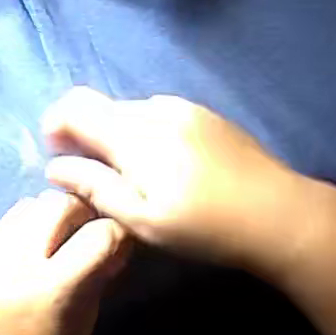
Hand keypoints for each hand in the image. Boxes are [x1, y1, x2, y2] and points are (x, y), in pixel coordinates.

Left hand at [0, 190, 128, 334]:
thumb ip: (94, 288)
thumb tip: (113, 251)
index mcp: (46, 293)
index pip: (98, 235)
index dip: (119, 236)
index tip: (123, 251)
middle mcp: (14, 262)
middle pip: (62, 204)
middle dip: (87, 214)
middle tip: (95, 240)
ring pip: (33, 203)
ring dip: (57, 215)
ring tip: (66, 243)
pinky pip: (10, 221)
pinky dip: (33, 225)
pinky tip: (40, 251)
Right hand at [41, 88, 322, 272]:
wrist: (279, 214)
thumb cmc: (205, 227)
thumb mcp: (143, 220)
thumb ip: (96, 188)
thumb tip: (55, 168)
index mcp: (135, 134)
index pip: (76, 108)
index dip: (56, 126)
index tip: (57, 155)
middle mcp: (157, 109)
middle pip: (104, 107)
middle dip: (87, 133)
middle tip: (94, 175)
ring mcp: (187, 108)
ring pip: (134, 110)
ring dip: (118, 133)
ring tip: (131, 174)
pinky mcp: (209, 116)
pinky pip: (162, 113)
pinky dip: (147, 131)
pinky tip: (165, 164)